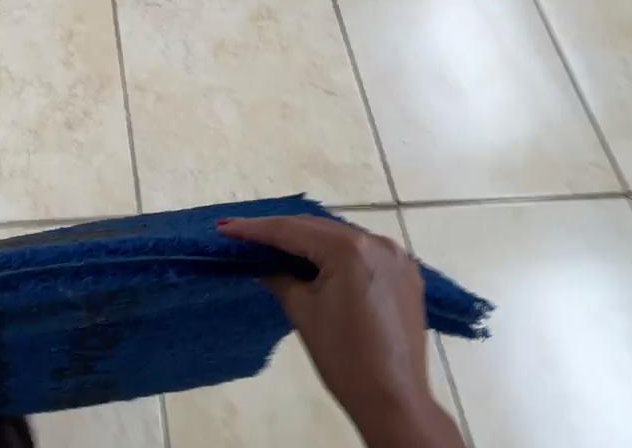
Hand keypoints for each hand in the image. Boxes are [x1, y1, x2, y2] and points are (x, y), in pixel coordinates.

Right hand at [219, 216, 463, 447]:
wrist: (395, 403)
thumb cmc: (344, 359)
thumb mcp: (302, 311)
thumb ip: (279, 277)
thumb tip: (263, 263)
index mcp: (350, 249)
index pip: (293, 231)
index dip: (256, 230)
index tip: (225, 228)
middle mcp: (377, 242)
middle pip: (317, 229)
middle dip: (281, 231)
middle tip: (244, 234)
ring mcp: (396, 256)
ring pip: (340, 237)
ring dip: (310, 240)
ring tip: (274, 244)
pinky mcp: (406, 273)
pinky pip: (362, 252)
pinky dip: (337, 253)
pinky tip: (317, 259)